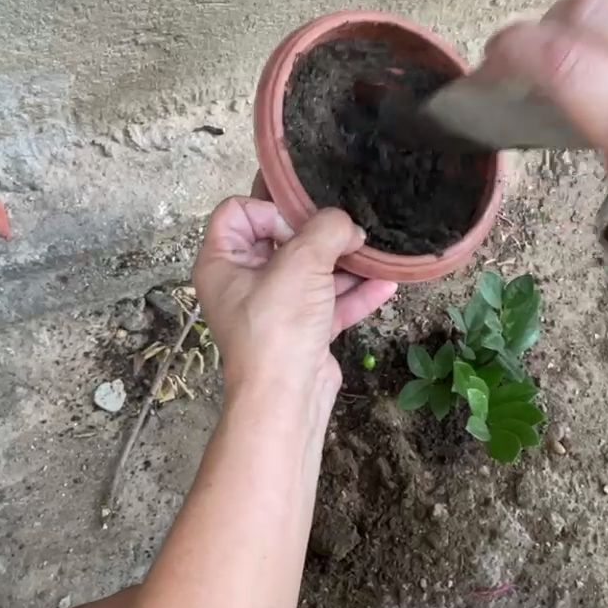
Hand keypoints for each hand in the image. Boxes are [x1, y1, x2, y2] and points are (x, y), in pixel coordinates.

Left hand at [191, 199, 397, 404]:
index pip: (237, 213)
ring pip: (310, 274)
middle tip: (345, 233)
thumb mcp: (301, 263)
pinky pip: (329, 305)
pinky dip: (355, 295)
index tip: (299, 228)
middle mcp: (243, 284)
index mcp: (222, 263)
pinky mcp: (302, 333)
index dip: (270, 210)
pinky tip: (386, 284)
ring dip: (343, 264)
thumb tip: (348, 227)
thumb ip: (326, 230)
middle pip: (280, 241)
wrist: (286, 397)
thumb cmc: (277, 328)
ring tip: (372, 253)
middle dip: (318, 236)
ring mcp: (275, 310)